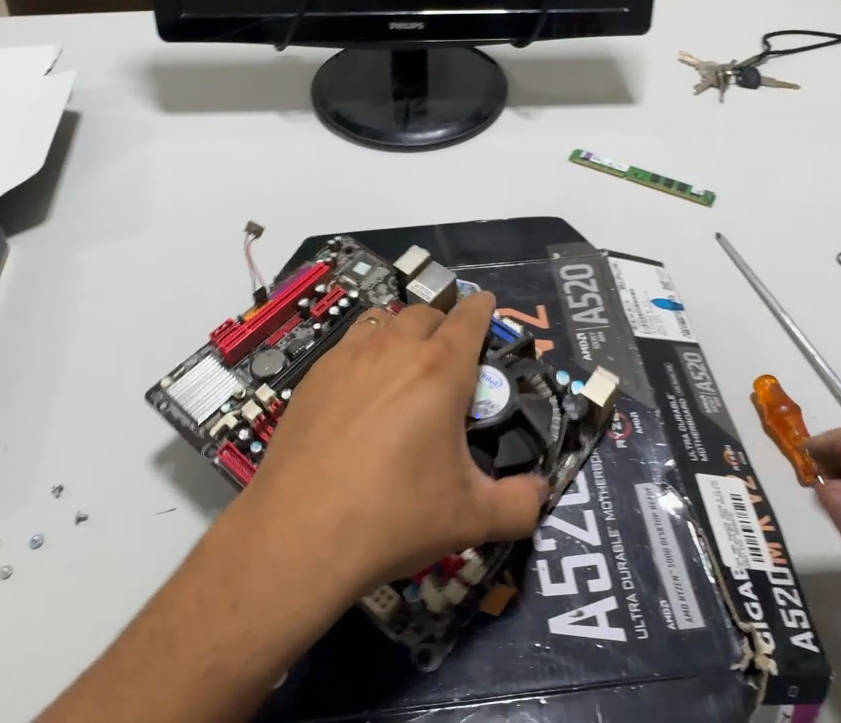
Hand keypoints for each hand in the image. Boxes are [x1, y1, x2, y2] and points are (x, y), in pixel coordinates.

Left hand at [238, 291, 545, 594]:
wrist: (300, 534)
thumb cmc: (395, 517)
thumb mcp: (472, 518)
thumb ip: (518, 504)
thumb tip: (540, 495)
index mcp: (439, 370)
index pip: (468, 318)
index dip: (482, 309)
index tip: (486, 305)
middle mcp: (393, 350)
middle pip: (424, 314)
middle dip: (443, 324)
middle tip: (451, 356)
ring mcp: (346, 359)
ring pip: (382, 322)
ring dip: (401, 332)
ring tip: (405, 365)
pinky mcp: (312, 379)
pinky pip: (347, 346)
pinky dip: (364, 354)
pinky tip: (361, 393)